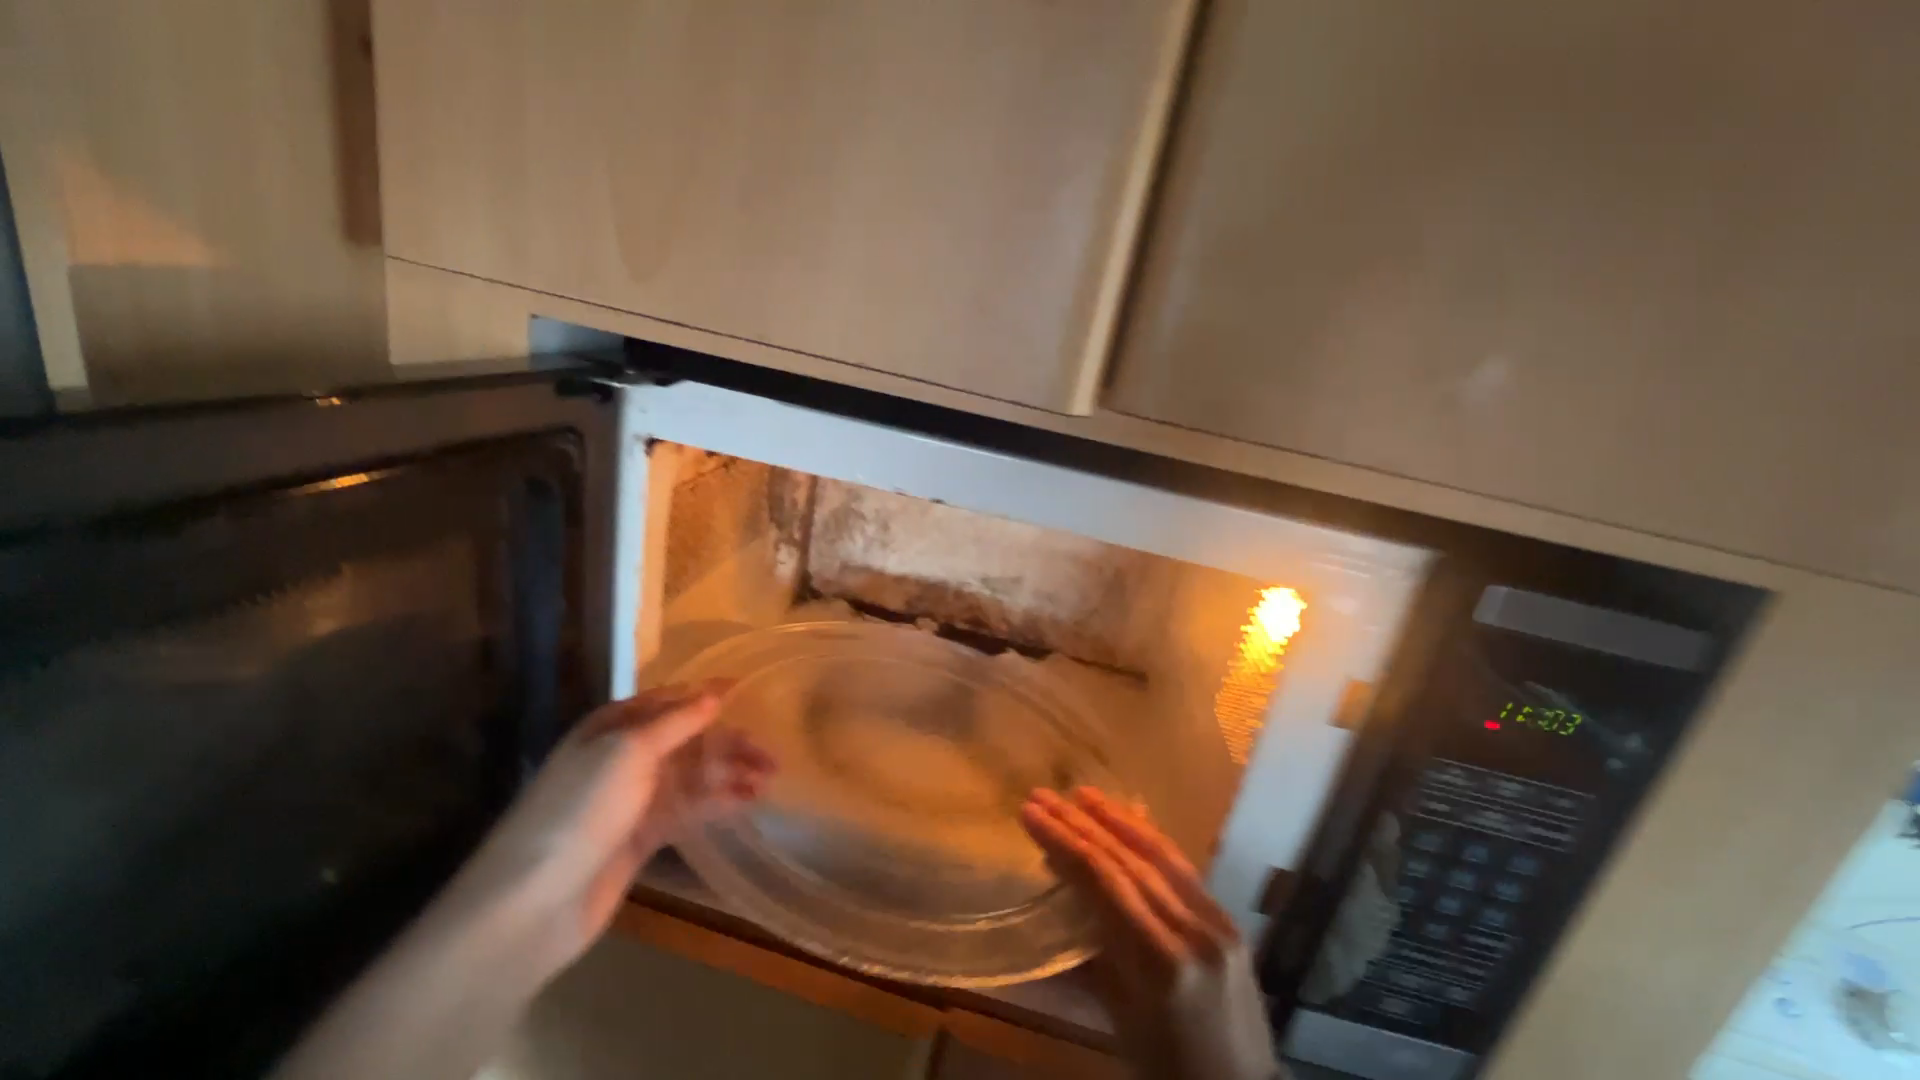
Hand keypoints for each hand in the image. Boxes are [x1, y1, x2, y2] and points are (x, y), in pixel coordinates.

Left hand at [448, 681, 775, 972]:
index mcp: (611, 726)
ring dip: (729, 774)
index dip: (707, 694)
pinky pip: (687, 809)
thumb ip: (675, 722)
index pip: (668, 700)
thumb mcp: (628, 752)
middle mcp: (622, 756)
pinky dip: (716, 802)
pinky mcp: (641, 836)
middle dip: (728, 742)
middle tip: (773, 756)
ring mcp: (632, 798)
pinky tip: (746, 802)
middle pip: (686, 739)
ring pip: (691, 775)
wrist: (536, 900)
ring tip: (769, 781)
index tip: (749, 690)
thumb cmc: (581, 810)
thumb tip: (715, 694)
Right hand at [1022, 787, 1282, 1079]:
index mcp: (1160, 962)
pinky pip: (1183, 870)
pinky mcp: (1229, 920)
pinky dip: (1149, 841)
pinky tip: (1128, 824)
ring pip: (1161, 856)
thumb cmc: (1165, 1067)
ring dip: (1117, 821)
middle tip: (1044, 796)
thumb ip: (1090, 956)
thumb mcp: (1117, 1017)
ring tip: (1082, 795)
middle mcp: (1193, 931)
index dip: (1064, 842)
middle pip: (1129, 861)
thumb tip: (1055, 906)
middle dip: (1082, 824)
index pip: (1105, 882)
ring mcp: (1218, 921)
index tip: (1031, 814)